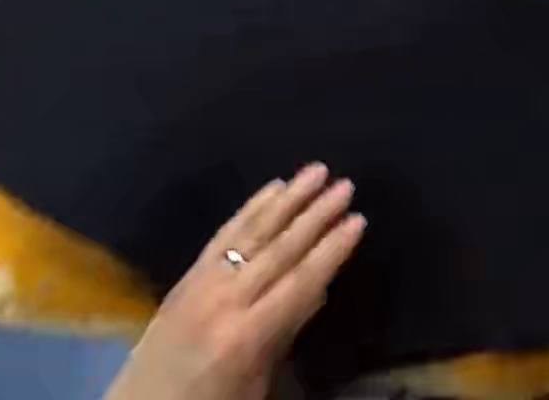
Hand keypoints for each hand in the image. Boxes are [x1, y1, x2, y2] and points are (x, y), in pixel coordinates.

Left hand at [103, 164, 365, 399]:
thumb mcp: (255, 386)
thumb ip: (287, 334)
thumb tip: (320, 286)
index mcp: (246, 336)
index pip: (301, 281)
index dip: (333, 249)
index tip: (358, 220)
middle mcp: (226, 298)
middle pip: (281, 247)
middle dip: (317, 213)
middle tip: (346, 185)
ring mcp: (205, 279)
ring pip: (255, 228)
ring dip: (290, 197)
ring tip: (316, 170)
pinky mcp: (190, 271)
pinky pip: (226, 231)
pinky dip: (252, 206)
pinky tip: (273, 186)